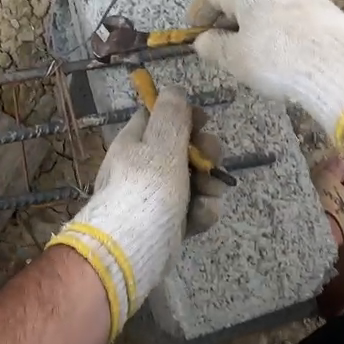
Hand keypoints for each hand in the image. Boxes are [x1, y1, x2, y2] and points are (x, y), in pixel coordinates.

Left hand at [46, 89, 223, 339]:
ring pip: (189, 180)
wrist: (129, 253)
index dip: (183, 115)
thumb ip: (172, 117)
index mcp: (134, 141)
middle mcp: (141, 165)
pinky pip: (189, 210)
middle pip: (179, 148)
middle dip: (203, 151)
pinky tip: (205, 215)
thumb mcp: (161, 145)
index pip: (158, 116)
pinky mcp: (164, 225)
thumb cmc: (145, 191)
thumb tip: (173, 90)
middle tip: (213, 157)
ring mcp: (152, 197)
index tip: (204, 121)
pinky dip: (200, 212)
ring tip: (213, 192)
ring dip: (207, 183)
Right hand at [186, 0, 343, 146]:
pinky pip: (294, 18)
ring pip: (271, 5)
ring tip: (253, 49)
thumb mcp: (236, 59)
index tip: (193, 29)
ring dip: (256, 23)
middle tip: (220, 40)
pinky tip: (286, 54)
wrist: (340, 70)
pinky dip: (281, 30)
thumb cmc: (277, 60)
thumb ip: (214, 47)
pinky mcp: (329, 12)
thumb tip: (203, 40)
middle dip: (228, 16)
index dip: (199, 10)